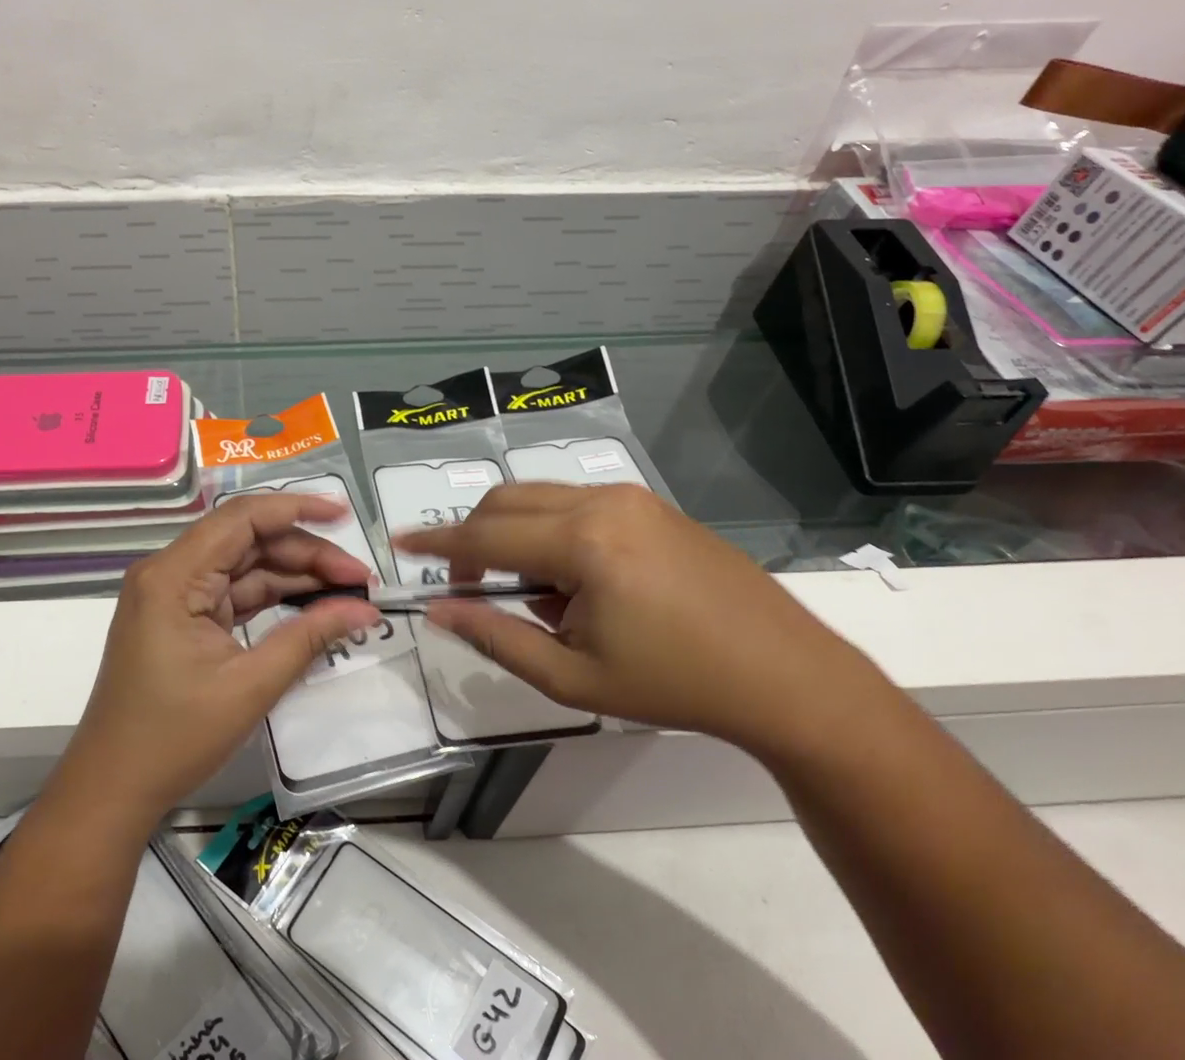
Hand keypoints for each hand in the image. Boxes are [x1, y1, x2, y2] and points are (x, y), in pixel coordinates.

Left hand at [59, 494, 381, 818]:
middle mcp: (169, 575)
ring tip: (349, 594)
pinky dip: (272, 601)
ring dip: (294, 577)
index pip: (241, 518)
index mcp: (173, 577)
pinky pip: (233, 596)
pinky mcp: (180, 622)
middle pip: (246, 542)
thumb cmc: (175, 737)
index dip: (296, 508)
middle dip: (306, 554)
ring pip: (244, 569)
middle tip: (361, 581)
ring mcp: (173, 598)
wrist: (114, 785)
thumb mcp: (250, 685)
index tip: (344, 515)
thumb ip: (309, 637)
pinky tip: (314, 608)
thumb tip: (365, 609)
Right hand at [393, 483, 887, 748]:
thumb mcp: (571, 677)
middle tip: (466, 586)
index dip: (436, 542)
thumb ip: (496, 638)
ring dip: (517, 536)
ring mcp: (636, 500)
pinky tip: (575, 587)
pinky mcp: (657, 509)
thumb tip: (440, 611)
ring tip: (533, 599)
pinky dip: (554, 534)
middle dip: (473, 537)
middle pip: (508, 501)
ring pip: (543, 499)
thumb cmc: (674, 684)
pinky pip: (580, 507)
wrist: (785, 675)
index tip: (399, 544)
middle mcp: (605, 503)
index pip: (484, 534)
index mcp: (583, 541)